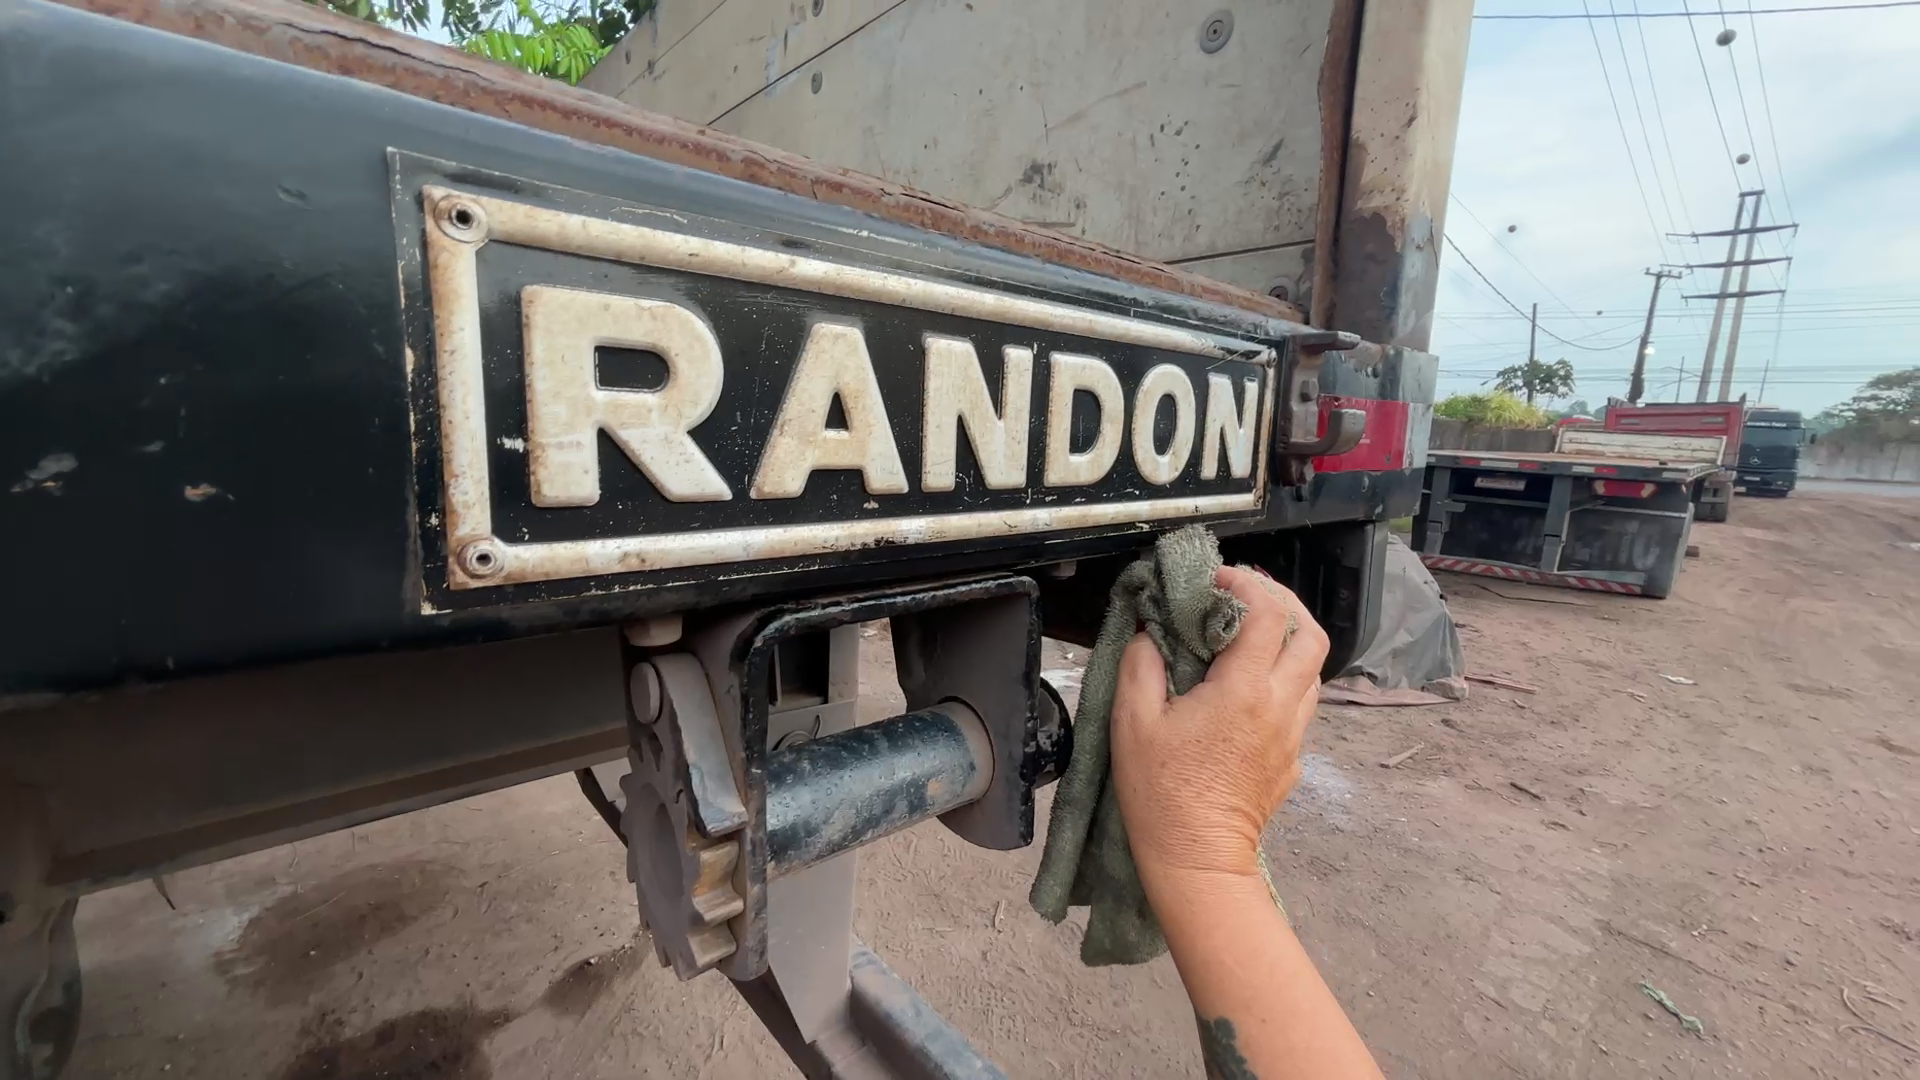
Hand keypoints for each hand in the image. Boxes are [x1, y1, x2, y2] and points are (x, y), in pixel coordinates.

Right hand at [1111, 565, 1328, 889]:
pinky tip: (1247, 681)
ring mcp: (1293, 735)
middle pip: (1311, 635)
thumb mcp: (1132, 720)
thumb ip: (1140, 664)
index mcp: (1242, 691)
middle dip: (1283, 602)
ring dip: (1286, 638)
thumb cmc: (1160, 789)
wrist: (1197, 859)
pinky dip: (1282, 672)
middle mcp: (1280, 706)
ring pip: (1313, 668)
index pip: (1266, 616)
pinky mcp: (1293, 758)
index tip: (1216, 577)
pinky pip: (1301, 699)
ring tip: (1247, 632)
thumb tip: (1150, 632)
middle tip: (1244, 595)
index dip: (1246, 584)